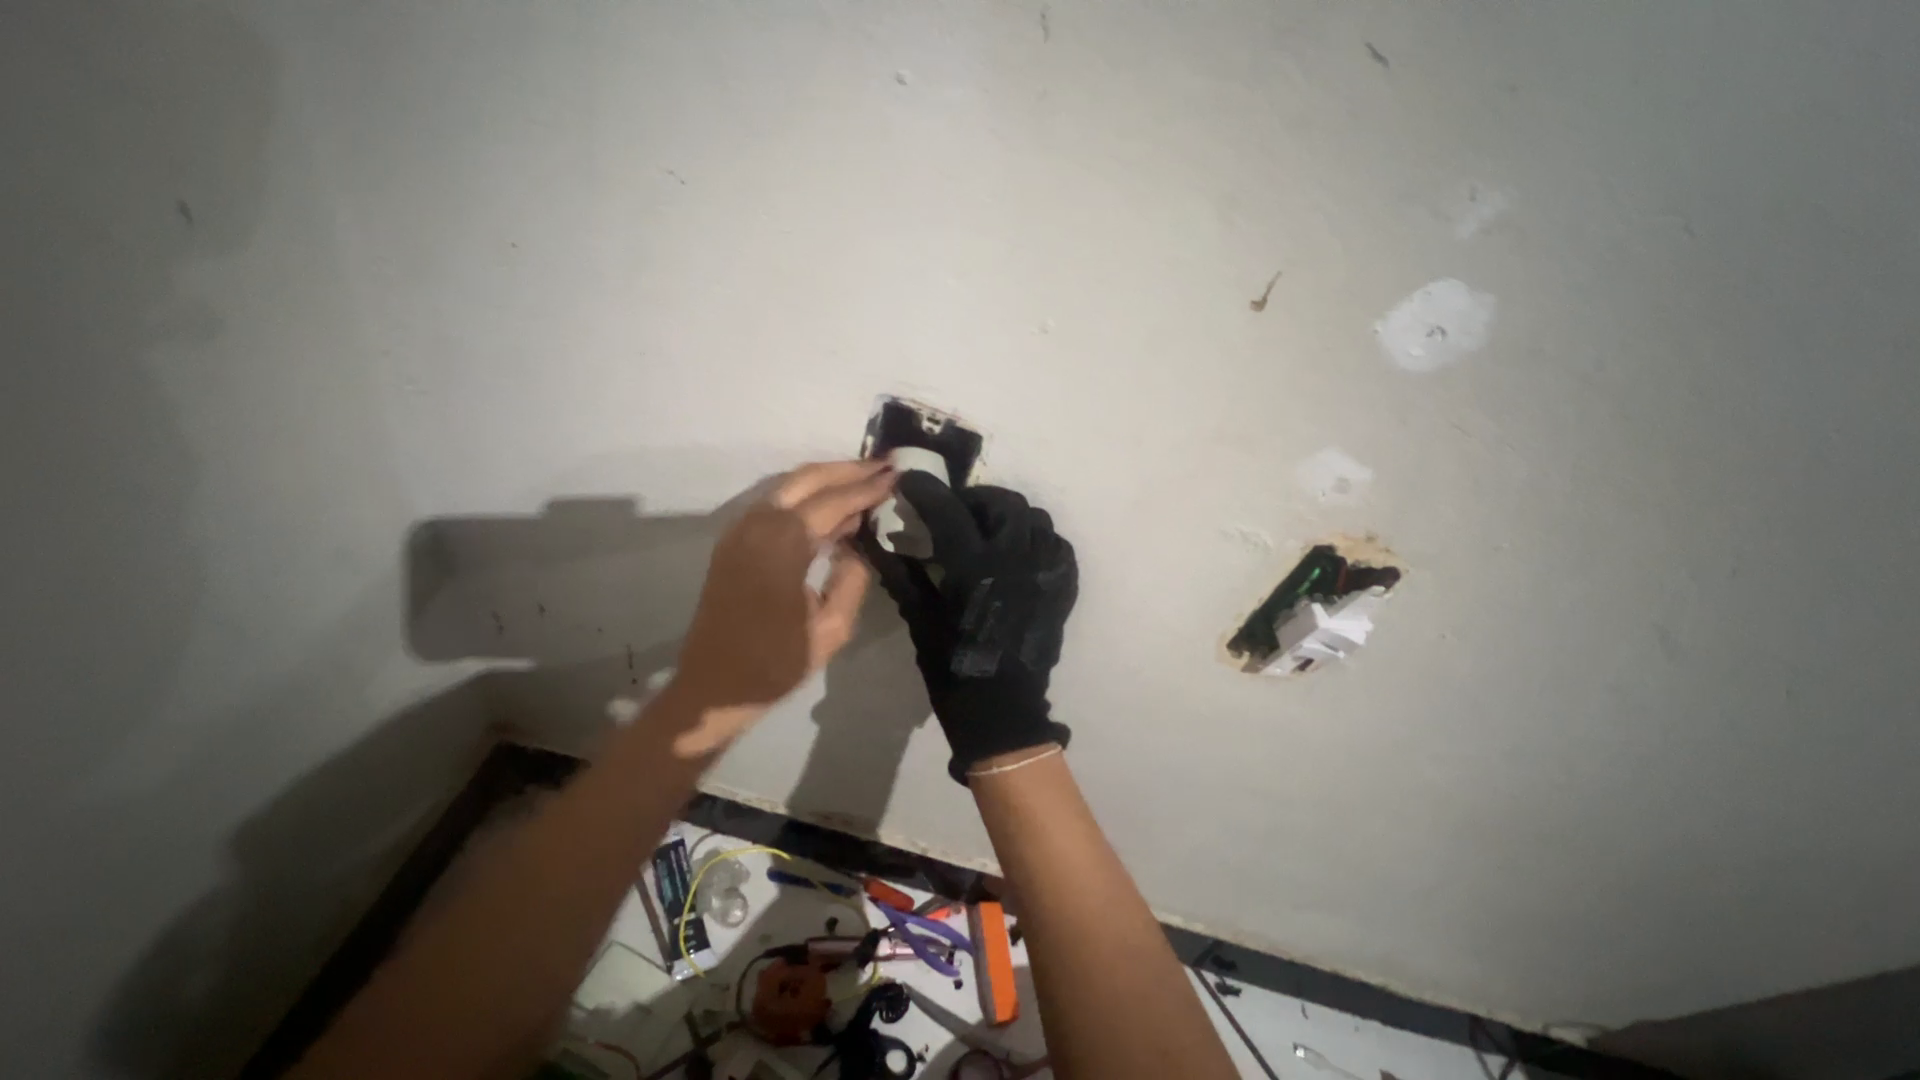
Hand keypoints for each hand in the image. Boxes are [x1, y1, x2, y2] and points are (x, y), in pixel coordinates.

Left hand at [670, 461, 896, 737]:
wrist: (714, 688)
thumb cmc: (775, 663)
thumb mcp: (831, 628)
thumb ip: (852, 578)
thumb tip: (859, 546)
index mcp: (781, 543)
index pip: (832, 501)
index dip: (866, 488)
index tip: (897, 475)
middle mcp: (756, 525)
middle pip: (807, 480)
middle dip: (847, 470)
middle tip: (885, 466)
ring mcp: (740, 531)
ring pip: (788, 487)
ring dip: (827, 480)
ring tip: (865, 479)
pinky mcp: (734, 544)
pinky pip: (775, 505)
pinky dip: (806, 498)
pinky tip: (832, 511)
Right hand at [865, 473, 1077, 782]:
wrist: (1002, 712)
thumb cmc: (952, 669)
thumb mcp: (920, 622)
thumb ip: (902, 575)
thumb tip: (877, 541)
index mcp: (974, 569)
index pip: (948, 511)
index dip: (926, 491)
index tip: (911, 482)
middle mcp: (1016, 561)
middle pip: (1004, 504)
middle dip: (976, 500)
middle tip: (957, 512)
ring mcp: (1045, 573)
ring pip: (1036, 520)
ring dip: (1009, 518)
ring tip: (989, 531)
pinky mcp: (1063, 590)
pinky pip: (1057, 547)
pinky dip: (1037, 541)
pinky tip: (1018, 554)